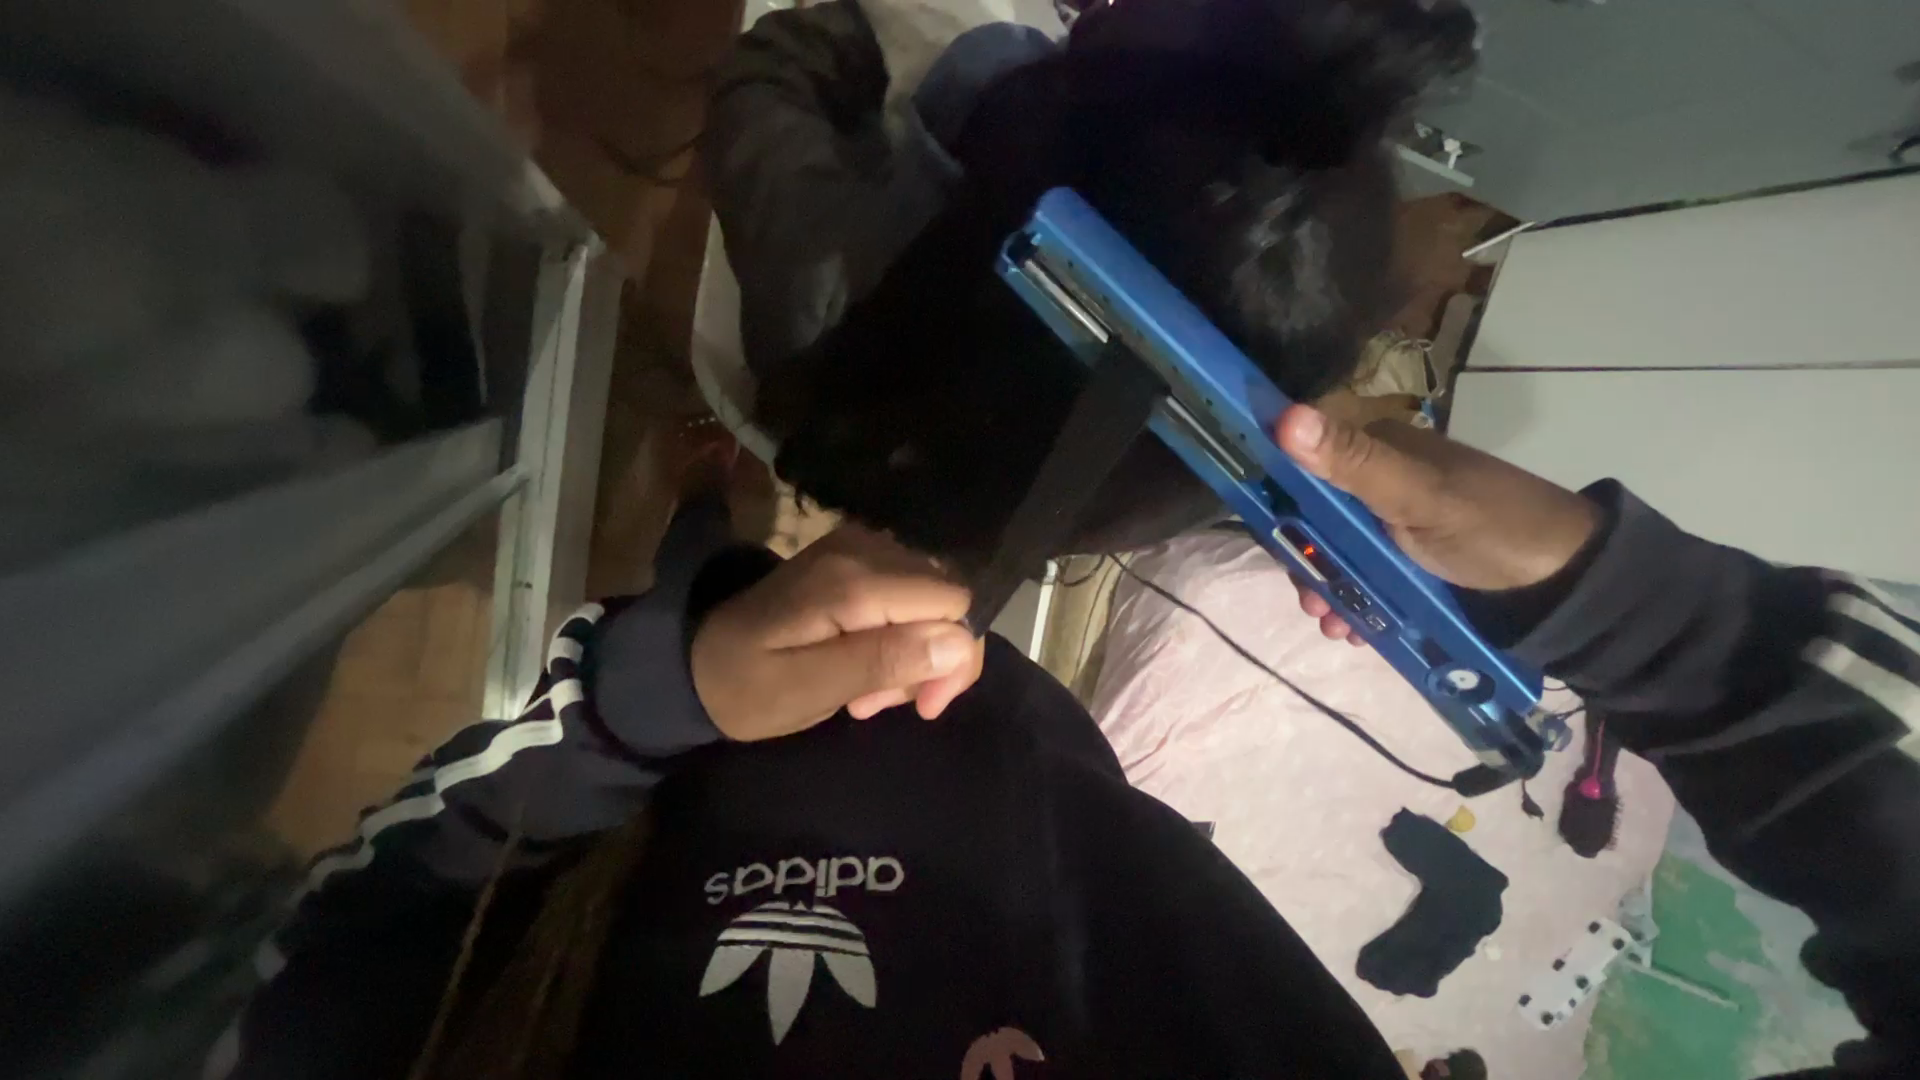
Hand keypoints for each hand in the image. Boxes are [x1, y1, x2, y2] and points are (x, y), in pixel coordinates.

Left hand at [690, 525, 985, 740]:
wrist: (694, 658)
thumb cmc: (746, 685)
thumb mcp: (808, 689)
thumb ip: (882, 660)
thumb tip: (959, 641)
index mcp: (854, 581)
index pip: (955, 603)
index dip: (952, 657)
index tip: (919, 705)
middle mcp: (866, 548)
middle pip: (949, 598)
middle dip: (931, 659)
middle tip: (879, 703)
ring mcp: (860, 546)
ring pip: (934, 599)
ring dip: (914, 653)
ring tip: (865, 691)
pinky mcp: (855, 555)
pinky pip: (910, 593)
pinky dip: (900, 635)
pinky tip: (865, 663)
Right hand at [1275, 404, 1600, 643]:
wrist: (1569, 585)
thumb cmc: (1492, 528)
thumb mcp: (1418, 496)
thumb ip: (1352, 462)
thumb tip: (1285, 416)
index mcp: (1377, 450)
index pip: (1301, 464)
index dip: (1276, 500)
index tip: (1271, 541)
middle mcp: (1378, 481)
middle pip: (1311, 517)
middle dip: (1305, 561)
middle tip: (1312, 601)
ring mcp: (1391, 521)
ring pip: (1333, 552)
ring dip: (1325, 589)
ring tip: (1333, 624)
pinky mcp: (1405, 555)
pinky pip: (1360, 575)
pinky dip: (1351, 601)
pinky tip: (1354, 628)